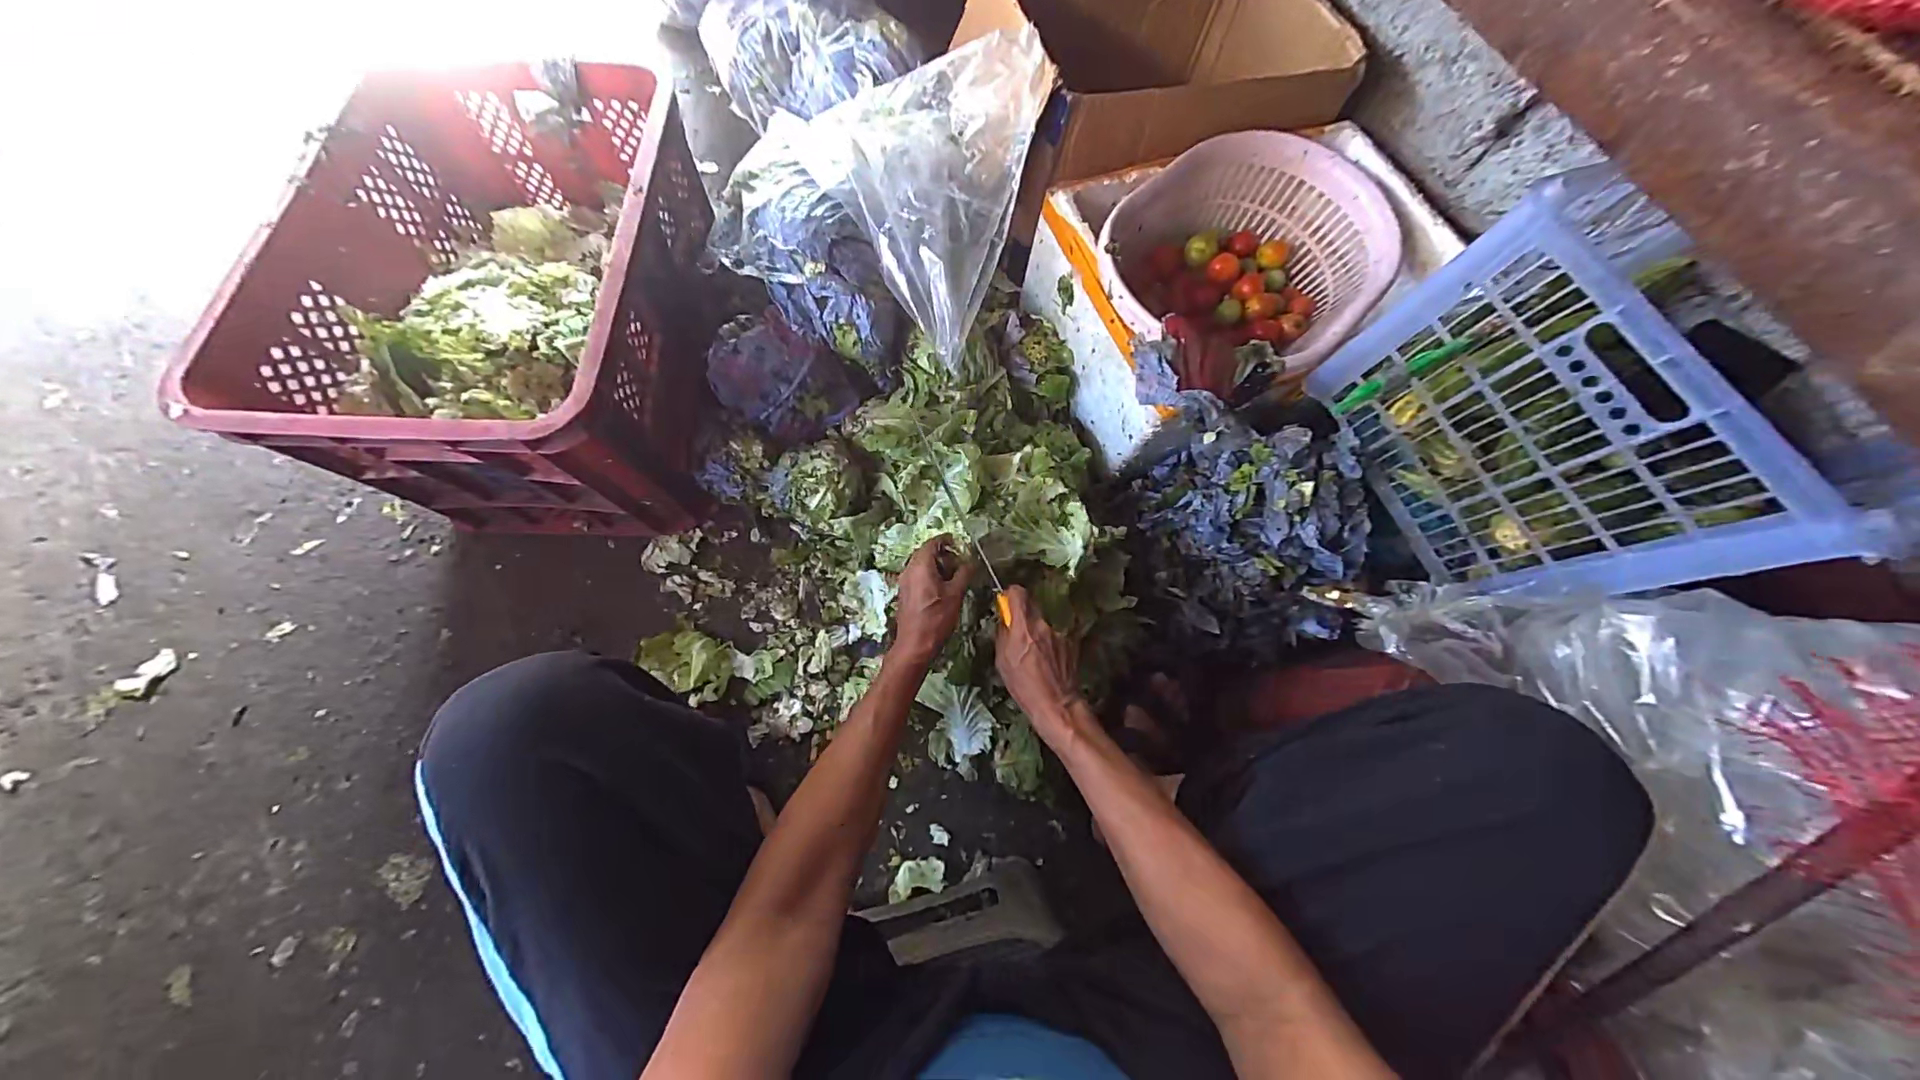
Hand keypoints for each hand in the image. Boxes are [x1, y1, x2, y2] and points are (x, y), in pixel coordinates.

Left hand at [892, 536, 974, 667]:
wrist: (915, 644)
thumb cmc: (936, 618)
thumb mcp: (956, 594)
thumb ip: (964, 574)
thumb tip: (971, 562)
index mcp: (920, 566)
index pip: (932, 543)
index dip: (947, 541)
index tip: (960, 544)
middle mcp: (909, 570)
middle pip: (926, 553)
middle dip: (944, 555)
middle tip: (960, 562)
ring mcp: (905, 582)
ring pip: (922, 565)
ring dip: (938, 566)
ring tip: (955, 576)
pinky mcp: (905, 593)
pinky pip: (918, 576)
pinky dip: (931, 576)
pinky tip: (944, 588)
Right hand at [994, 585, 1087, 746]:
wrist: (1057, 703)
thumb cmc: (1023, 686)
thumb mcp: (1002, 661)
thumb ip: (1003, 634)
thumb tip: (1004, 619)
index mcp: (1023, 628)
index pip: (1018, 593)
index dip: (1010, 595)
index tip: (1007, 602)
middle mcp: (1043, 625)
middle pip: (1032, 605)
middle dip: (1023, 614)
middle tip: (1018, 631)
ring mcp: (1060, 632)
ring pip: (1044, 621)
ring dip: (1037, 630)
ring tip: (1034, 652)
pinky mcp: (1071, 641)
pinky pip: (1055, 633)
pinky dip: (1050, 641)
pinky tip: (1048, 659)